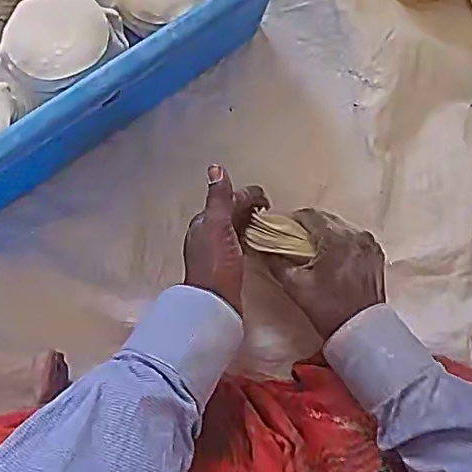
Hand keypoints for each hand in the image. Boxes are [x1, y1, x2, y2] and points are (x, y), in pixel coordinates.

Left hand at [183, 165, 266, 313]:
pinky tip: (257, 242)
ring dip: (249, 222)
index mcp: (203, 223)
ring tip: (266, 223)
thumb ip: (218, 198)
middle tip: (269, 210)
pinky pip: (239, 244)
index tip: (265, 200)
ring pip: (235, 229)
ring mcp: (216, 252)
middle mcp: (207, 235)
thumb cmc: (215, 263)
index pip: (226, 200)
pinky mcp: (227, 267)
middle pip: (230, 214)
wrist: (214, 303)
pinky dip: (249, 238)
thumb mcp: (217, 225)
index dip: (246, 196)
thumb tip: (215, 168)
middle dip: (248, 208)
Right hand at [263, 209, 385, 337]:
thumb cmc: (328, 310)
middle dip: (307, 228)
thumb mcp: (296, 286)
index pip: (309, 216)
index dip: (291, 221)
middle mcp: (356, 236)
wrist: (360, 331)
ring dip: (324, 235)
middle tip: (294, 243)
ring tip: (312, 253)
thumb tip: (262, 248)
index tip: (281, 231)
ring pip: (340, 228)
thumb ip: (276, 262)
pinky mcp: (375, 254)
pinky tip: (332, 259)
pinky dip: (340, 243)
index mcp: (337, 240)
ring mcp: (369, 245)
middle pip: (325, 220)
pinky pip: (353, 239)